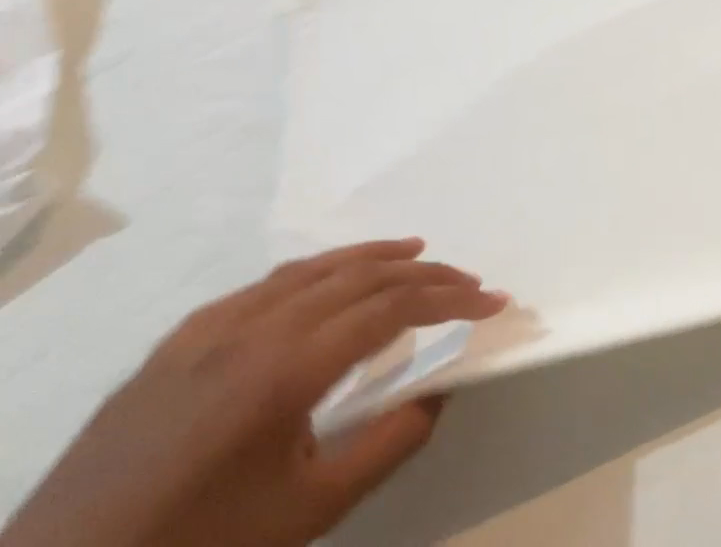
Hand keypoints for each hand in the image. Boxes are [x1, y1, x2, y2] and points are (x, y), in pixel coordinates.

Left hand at [1, 239, 506, 546]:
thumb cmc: (203, 541)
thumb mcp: (314, 507)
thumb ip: (391, 441)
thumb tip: (441, 389)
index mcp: (286, 370)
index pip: (391, 309)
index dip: (451, 300)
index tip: (495, 302)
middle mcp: (249, 333)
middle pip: (357, 279)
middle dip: (424, 274)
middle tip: (469, 282)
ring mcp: (204, 334)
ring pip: (307, 272)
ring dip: (371, 259)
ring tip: (415, 254)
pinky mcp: (173, 346)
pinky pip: (258, 289)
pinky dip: (312, 273)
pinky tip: (325, 284)